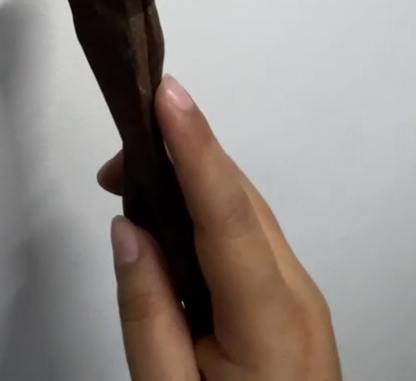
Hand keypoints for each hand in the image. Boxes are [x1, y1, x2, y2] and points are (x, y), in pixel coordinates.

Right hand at [100, 78, 339, 379]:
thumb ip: (146, 312)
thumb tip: (128, 229)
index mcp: (270, 320)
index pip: (227, 212)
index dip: (195, 145)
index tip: (168, 94)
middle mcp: (297, 295)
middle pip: (236, 199)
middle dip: (177, 157)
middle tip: (114, 164)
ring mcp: (301, 297)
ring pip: (243, 210)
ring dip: (187, 182)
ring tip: (130, 187)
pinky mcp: (291, 302)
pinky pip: (246, 234)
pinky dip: (204, 210)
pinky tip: (167, 222)